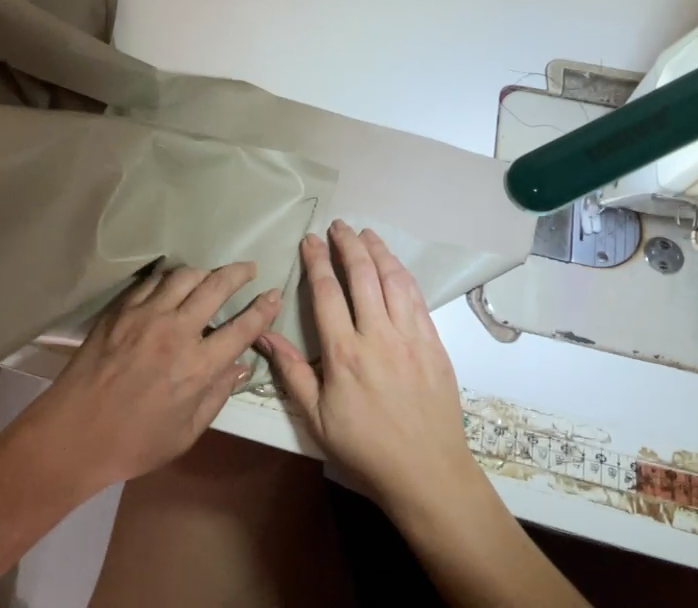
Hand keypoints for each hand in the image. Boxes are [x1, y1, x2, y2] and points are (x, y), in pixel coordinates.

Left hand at [16, 262, 282, 489]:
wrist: (76, 433)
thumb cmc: (135, 443)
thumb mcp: (187, 433)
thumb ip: (217, 396)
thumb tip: (241, 366)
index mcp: (198, 367)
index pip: (242, 328)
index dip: (263, 309)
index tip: (274, 294)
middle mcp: (177, 332)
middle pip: (216, 287)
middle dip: (238, 273)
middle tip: (249, 268)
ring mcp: (146, 316)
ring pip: (183, 276)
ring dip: (204, 271)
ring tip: (211, 274)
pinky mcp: (121, 310)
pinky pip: (151, 282)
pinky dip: (168, 278)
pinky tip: (172, 283)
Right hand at [259, 221, 477, 511]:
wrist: (428, 471)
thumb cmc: (365, 447)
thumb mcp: (316, 418)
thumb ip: (291, 372)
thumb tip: (263, 335)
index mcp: (344, 353)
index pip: (326, 292)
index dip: (316, 260)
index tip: (310, 239)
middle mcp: (378, 336)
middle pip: (361, 275)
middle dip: (347, 244)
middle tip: (337, 225)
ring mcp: (410, 337)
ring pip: (393, 280)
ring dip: (378, 251)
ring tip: (365, 233)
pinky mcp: (433, 343)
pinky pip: (417, 298)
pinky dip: (403, 274)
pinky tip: (394, 265)